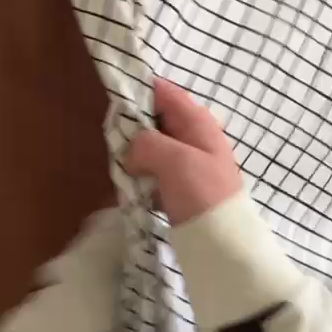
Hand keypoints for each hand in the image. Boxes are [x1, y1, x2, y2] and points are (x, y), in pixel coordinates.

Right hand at [122, 78, 244, 223]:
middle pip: (152, 117)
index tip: (111, 102)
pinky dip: (139, 174)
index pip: (161, 91)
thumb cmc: (202, 193)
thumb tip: (129, 151)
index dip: (136, 91)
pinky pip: (150, 168)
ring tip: (123, 168)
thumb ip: (146, 143)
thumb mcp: (174, 159)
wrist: (221, 240)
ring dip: (133, 155)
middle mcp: (191, 134)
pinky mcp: (177, 182)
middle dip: (130, 128)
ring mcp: (184, 160)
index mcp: (195, 121)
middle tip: (115, 143)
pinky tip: (132, 186)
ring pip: (148, 145)